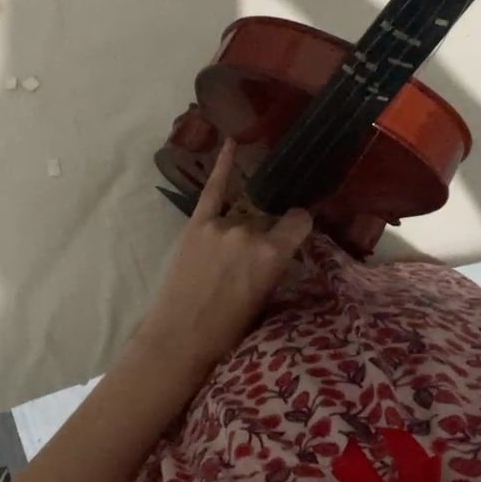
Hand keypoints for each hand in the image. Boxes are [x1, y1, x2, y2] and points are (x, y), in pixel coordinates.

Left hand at [132, 141, 313, 375]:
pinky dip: (223, 166)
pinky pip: (213, 189)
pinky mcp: (196, 225)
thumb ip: (277, 265)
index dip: (300, 225)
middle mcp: (249, 231)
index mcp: (272, 253)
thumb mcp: (267, 299)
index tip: (299, 230)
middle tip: (259, 255)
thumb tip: (285, 246)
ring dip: (246, 225)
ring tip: (236, 249)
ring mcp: (220, 225)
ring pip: (244, 214)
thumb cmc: (229, 330)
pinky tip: (232, 143)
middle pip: (269, 219)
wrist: (180, 338)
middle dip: (270, 231)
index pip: (299, 221)